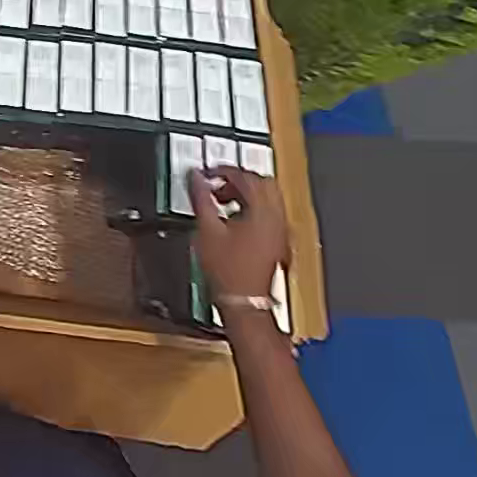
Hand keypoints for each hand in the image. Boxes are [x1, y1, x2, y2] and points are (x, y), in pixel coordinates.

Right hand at [190, 167, 289, 308]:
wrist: (244, 305)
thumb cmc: (229, 273)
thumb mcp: (207, 230)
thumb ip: (201, 198)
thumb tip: (195, 178)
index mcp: (263, 212)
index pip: (247, 177)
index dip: (224, 171)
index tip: (207, 173)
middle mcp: (278, 219)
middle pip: (263, 183)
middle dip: (239, 180)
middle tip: (217, 184)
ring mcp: (281, 232)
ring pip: (268, 199)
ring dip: (246, 194)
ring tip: (221, 201)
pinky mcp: (279, 244)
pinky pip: (270, 214)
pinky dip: (252, 209)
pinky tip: (233, 220)